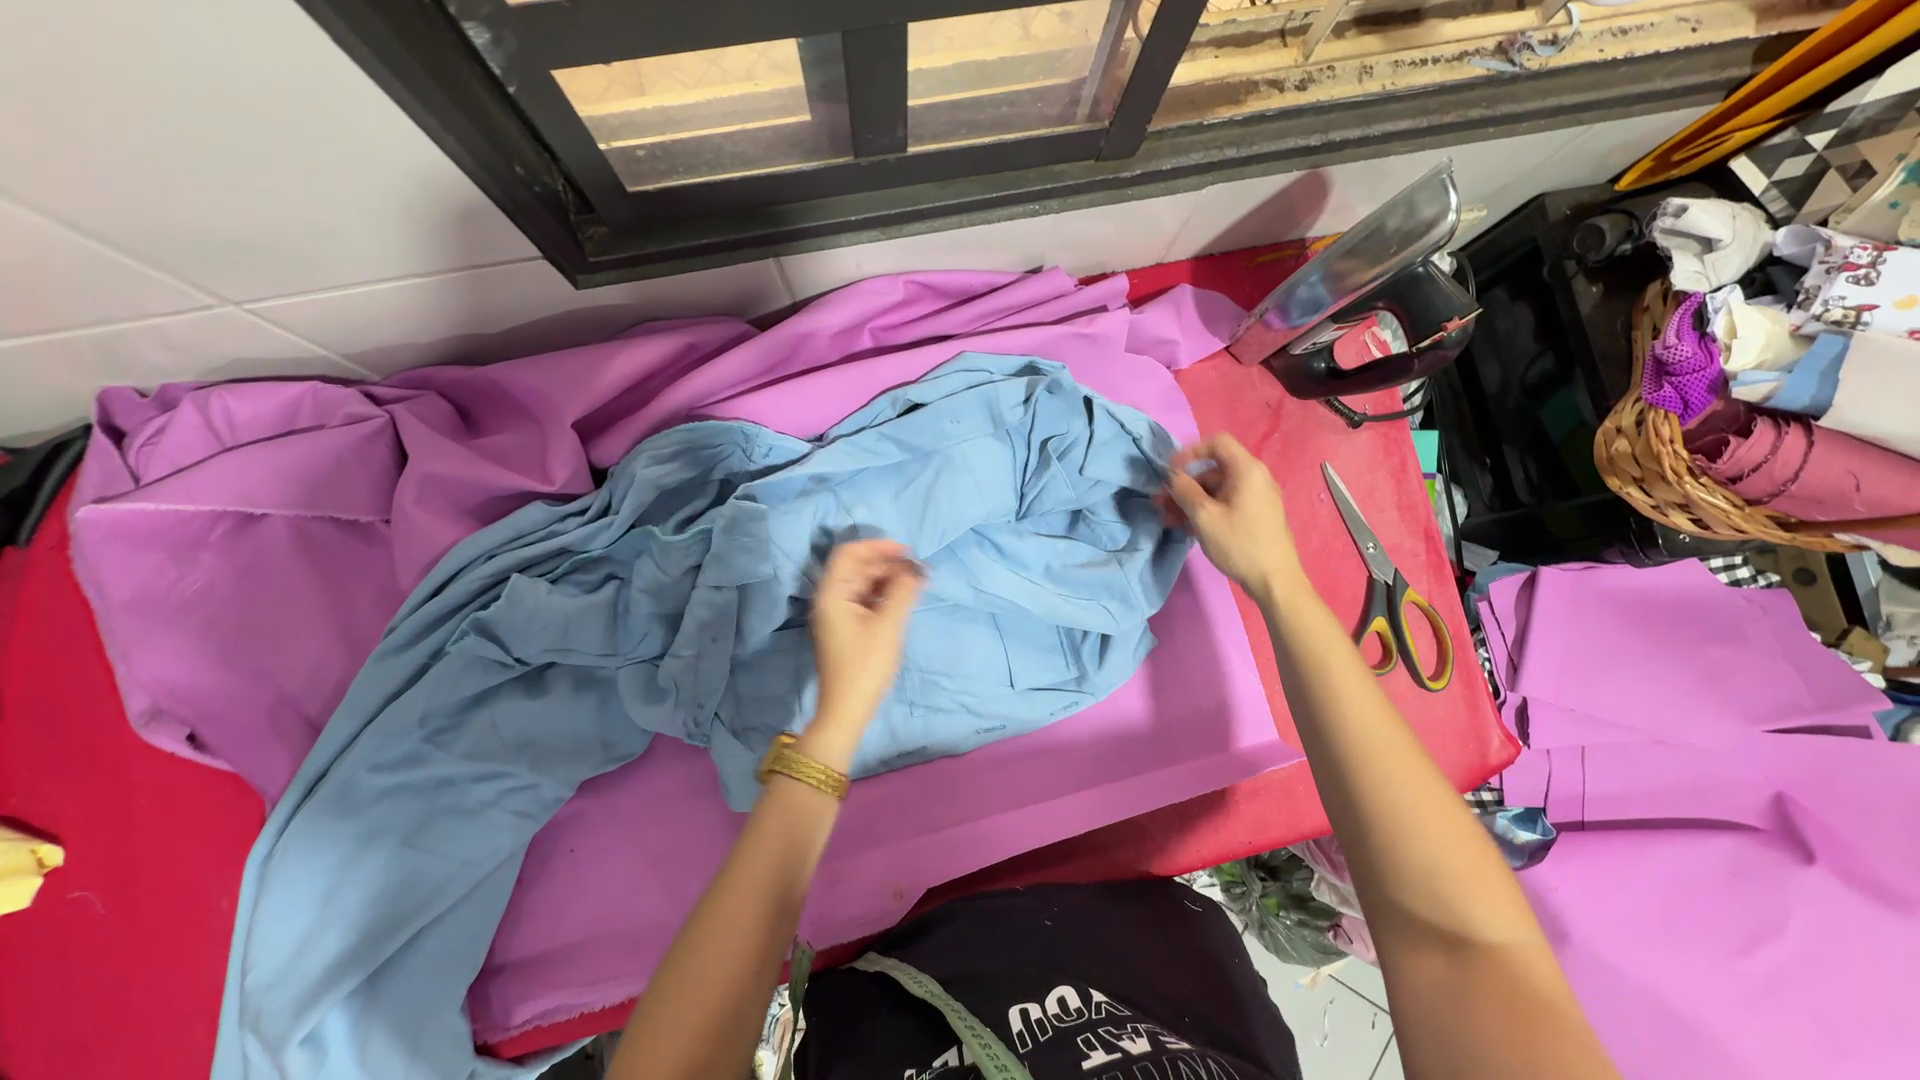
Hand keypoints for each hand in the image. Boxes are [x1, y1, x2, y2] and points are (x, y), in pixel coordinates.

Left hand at [809, 538, 924, 737]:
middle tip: (918, 569)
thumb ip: (903, 591)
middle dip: (888, 563)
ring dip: (888, 578)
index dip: (879, 546)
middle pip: (858, 567)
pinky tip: (905, 598)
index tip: (907, 552)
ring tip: (917, 582)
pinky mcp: (847, 628)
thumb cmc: (866, 666)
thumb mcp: (889, 625)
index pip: (850, 553)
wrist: (848, 709)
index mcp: (832, 593)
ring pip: (863, 584)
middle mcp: (830, 599)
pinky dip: (884, 594)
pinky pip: (865, 600)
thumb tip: (915, 569)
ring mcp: (838, 614)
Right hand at [1157, 433, 1304, 600]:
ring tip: (1169, 519)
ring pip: (1216, 490)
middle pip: (1213, 470)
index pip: (1216, 443)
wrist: (1274, 579)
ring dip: (1190, 501)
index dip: (1190, 453)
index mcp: (1246, 470)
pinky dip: (1206, 511)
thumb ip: (1184, 490)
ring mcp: (1256, 497)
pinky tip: (1187, 527)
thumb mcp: (1204, 516)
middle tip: (1161, 503)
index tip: (1170, 472)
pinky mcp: (1255, 515)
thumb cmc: (1239, 543)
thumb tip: (1172, 476)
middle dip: (1185, 485)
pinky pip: (1225, 504)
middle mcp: (1254, 477)